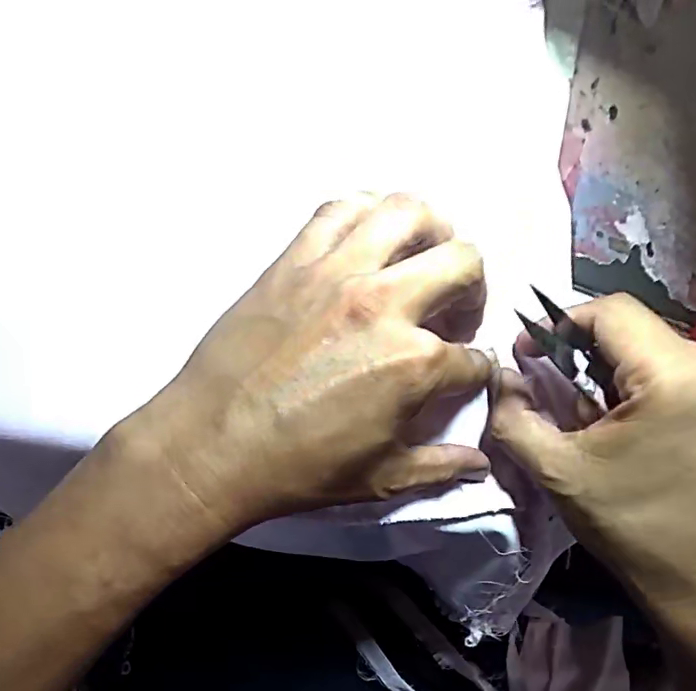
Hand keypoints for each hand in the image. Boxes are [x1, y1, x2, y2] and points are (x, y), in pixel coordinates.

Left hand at [110, 192, 494, 533]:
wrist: (215, 446)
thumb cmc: (302, 468)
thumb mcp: (384, 477)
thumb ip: (442, 466)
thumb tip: (480, 464)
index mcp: (415, 365)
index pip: (473, 358)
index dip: (477, 372)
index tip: (464, 377)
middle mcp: (386, 305)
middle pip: (463, 265)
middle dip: (474, 291)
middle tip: (455, 314)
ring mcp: (338, 273)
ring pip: (409, 213)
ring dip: (433, 233)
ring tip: (425, 259)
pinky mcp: (295, 259)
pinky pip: (342, 209)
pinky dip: (368, 215)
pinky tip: (370, 242)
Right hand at [489, 294, 695, 611]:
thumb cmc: (631, 526)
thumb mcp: (559, 472)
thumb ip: (515, 417)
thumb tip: (502, 378)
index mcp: (680, 373)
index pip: (611, 311)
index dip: (561, 324)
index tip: (532, 354)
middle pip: (638, 330)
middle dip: (591, 355)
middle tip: (564, 398)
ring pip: (662, 347)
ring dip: (622, 371)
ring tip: (602, 417)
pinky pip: (689, 366)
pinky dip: (654, 383)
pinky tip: (640, 423)